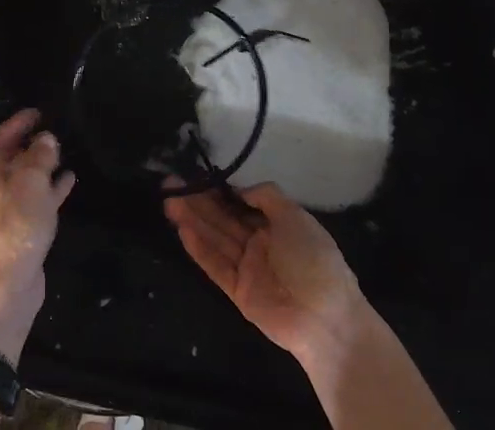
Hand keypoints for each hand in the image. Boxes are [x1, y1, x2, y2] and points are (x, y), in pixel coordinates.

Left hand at [0, 109, 75, 361]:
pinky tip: (70, 179)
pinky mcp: (17, 224)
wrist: (7, 284)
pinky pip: (34, 197)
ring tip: (69, 150)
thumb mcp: (32, 183)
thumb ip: (41, 155)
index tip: (41, 109)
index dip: (23, 121)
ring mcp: (3, 205)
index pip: (4, 134)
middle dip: (35, 142)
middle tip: (60, 128)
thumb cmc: (16, 225)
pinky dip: (50, 187)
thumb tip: (47, 138)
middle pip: (14, 154)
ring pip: (26, 176)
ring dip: (44, 165)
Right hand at [164, 182, 370, 367]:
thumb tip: (240, 189)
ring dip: (192, 220)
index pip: (240, 204)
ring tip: (169, 201)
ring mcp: (247, 267)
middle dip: (198, 202)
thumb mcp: (296, 217)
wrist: (325, 317)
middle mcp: (259, 243)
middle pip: (223, 219)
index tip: (195, 176)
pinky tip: (182, 229)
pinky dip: (199, 248)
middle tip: (170, 184)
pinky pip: (215, 265)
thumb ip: (266, 196)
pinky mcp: (237, 290)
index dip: (218, 191)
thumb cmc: (314, 259)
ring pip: (215, 238)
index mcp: (277, 225)